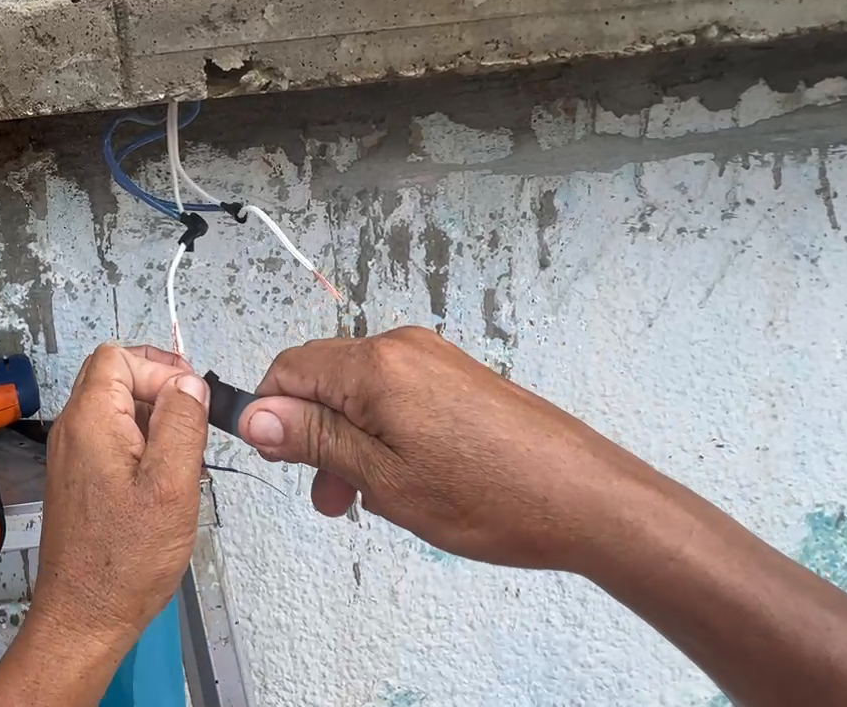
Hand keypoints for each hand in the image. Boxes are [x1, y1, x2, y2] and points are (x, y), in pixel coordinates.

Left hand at [34, 343, 210, 648]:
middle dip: (157, 385)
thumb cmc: (126, 558)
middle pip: (112, 374)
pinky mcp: (78, 475)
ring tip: (184, 451)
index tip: (193, 401)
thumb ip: (182, 423)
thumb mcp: (170, 484)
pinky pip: (109, 434)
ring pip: (113, 404)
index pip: (119, 357)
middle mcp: (72, 427)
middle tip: (193, 415)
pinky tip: (165, 474)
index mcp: (91, 418)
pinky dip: (140, 439)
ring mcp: (71, 451)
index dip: (159, 368)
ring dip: (152, 414)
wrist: (84, 616)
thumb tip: (189, 382)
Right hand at [239, 327, 664, 572]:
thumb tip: (252, 416)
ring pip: (358, 388)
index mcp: (374, 364)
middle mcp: (399, 345)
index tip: (280, 459)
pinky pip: (392, 390)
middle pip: (322, 376)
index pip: (288, 368)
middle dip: (312, 431)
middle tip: (329, 495)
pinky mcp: (455, 372)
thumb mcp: (384, 478)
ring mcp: (431, 356)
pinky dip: (380, 427)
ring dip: (346, 435)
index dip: (270, 412)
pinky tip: (403, 472)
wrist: (595, 502)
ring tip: (366, 496)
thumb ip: (312, 439)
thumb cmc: (489, 496)